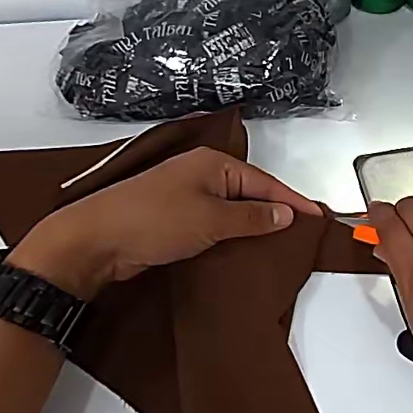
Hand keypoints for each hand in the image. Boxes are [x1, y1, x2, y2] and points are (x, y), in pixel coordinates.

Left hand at [8, 148, 319, 297]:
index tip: (317, 217)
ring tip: (279, 243)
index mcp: (213, 164)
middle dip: (275, 211)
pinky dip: (232, 233)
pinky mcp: (174, 217)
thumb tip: (285, 214)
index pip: (265, 182)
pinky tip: (243, 248)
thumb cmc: (153, 220)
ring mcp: (186, 195)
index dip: (292, 201)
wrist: (95, 241)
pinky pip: (214, 221)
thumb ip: (252, 218)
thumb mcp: (211, 219)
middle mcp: (201, 174)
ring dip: (253, 224)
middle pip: (250, 192)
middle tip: (301, 232)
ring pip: (232, 208)